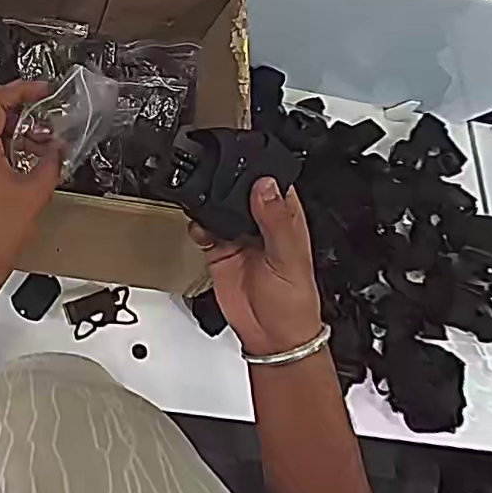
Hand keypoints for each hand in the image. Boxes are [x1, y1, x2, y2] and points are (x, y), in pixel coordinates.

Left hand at [0, 80, 61, 279]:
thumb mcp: (36, 192)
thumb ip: (50, 164)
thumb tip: (58, 149)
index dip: (18, 90)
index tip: (39, 89)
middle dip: (1, 94)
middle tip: (26, 97)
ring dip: (2, 116)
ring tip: (31, 124)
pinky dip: (2, 135)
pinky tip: (25, 148)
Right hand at [189, 178, 323, 357]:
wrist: (270, 336)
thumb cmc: (293, 301)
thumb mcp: (289, 258)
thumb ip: (276, 222)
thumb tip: (265, 188)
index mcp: (285, 218)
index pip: (274, 182)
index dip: (261, 168)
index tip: (245, 156)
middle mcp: (262, 223)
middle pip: (242, 190)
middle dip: (228, 182)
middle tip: (216, 176)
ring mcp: (239, 236)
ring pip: (220, 206)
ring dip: (211, 201)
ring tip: (204, 200)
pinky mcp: (219, 250)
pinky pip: (204, 229)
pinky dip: (198, 225)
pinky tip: (200, 228)